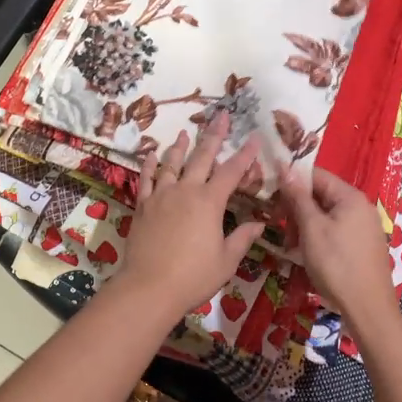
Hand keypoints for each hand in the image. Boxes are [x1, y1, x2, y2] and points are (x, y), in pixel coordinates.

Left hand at [115, 112, 264, 317]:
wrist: (150, 286)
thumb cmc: (194, 276)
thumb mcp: (226, 261)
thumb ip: (242, 239)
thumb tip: (258, 223)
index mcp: (209, 202)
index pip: (231, 172)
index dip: (244, 155)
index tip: (253, 138)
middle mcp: (186, 190)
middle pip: (202, 157)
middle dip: (213, 135)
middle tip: (220, 115)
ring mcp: (162, 195)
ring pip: (172, 163)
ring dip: (180, 146)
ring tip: (184, 133)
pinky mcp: (143, 205)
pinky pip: (147, 179)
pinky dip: (150, 165)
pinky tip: (151, 155)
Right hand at [279, 166, 397, 324]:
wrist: (369, 311)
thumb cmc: (336, 264)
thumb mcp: (311, 227)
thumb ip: (298, 196)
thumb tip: (285, 167)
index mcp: (350, 197)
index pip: (316, 175)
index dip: (292, 181)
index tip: (272, 195)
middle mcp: (361, 207)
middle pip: (321, 195)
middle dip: (297, 208)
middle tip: (280, 225)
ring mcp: (364, 228)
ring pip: (326, 215)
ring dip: (305, 225)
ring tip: (291, 245)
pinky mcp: (363, 246)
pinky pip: (336, 231)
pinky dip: (319, 237)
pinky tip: (307, 254)